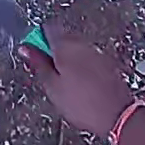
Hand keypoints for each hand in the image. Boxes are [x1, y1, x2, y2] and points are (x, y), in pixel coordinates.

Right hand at [19, 34, 135, 137]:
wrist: (119, 117)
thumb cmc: (83, 103)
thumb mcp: (52, 85)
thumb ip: (38, 63)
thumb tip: (25, 48)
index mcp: (65, 45)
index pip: (46, 28)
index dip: (37, 39)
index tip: (33, 54)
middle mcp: (82, 44)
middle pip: (61, 37)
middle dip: (52, 50)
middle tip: (47, 72)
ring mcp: (96, 53)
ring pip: (74, 49)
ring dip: (66, 59)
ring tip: (64, 83)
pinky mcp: (107, 64)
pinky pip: (87, 59)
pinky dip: (80, 67)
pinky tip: (79, 85)